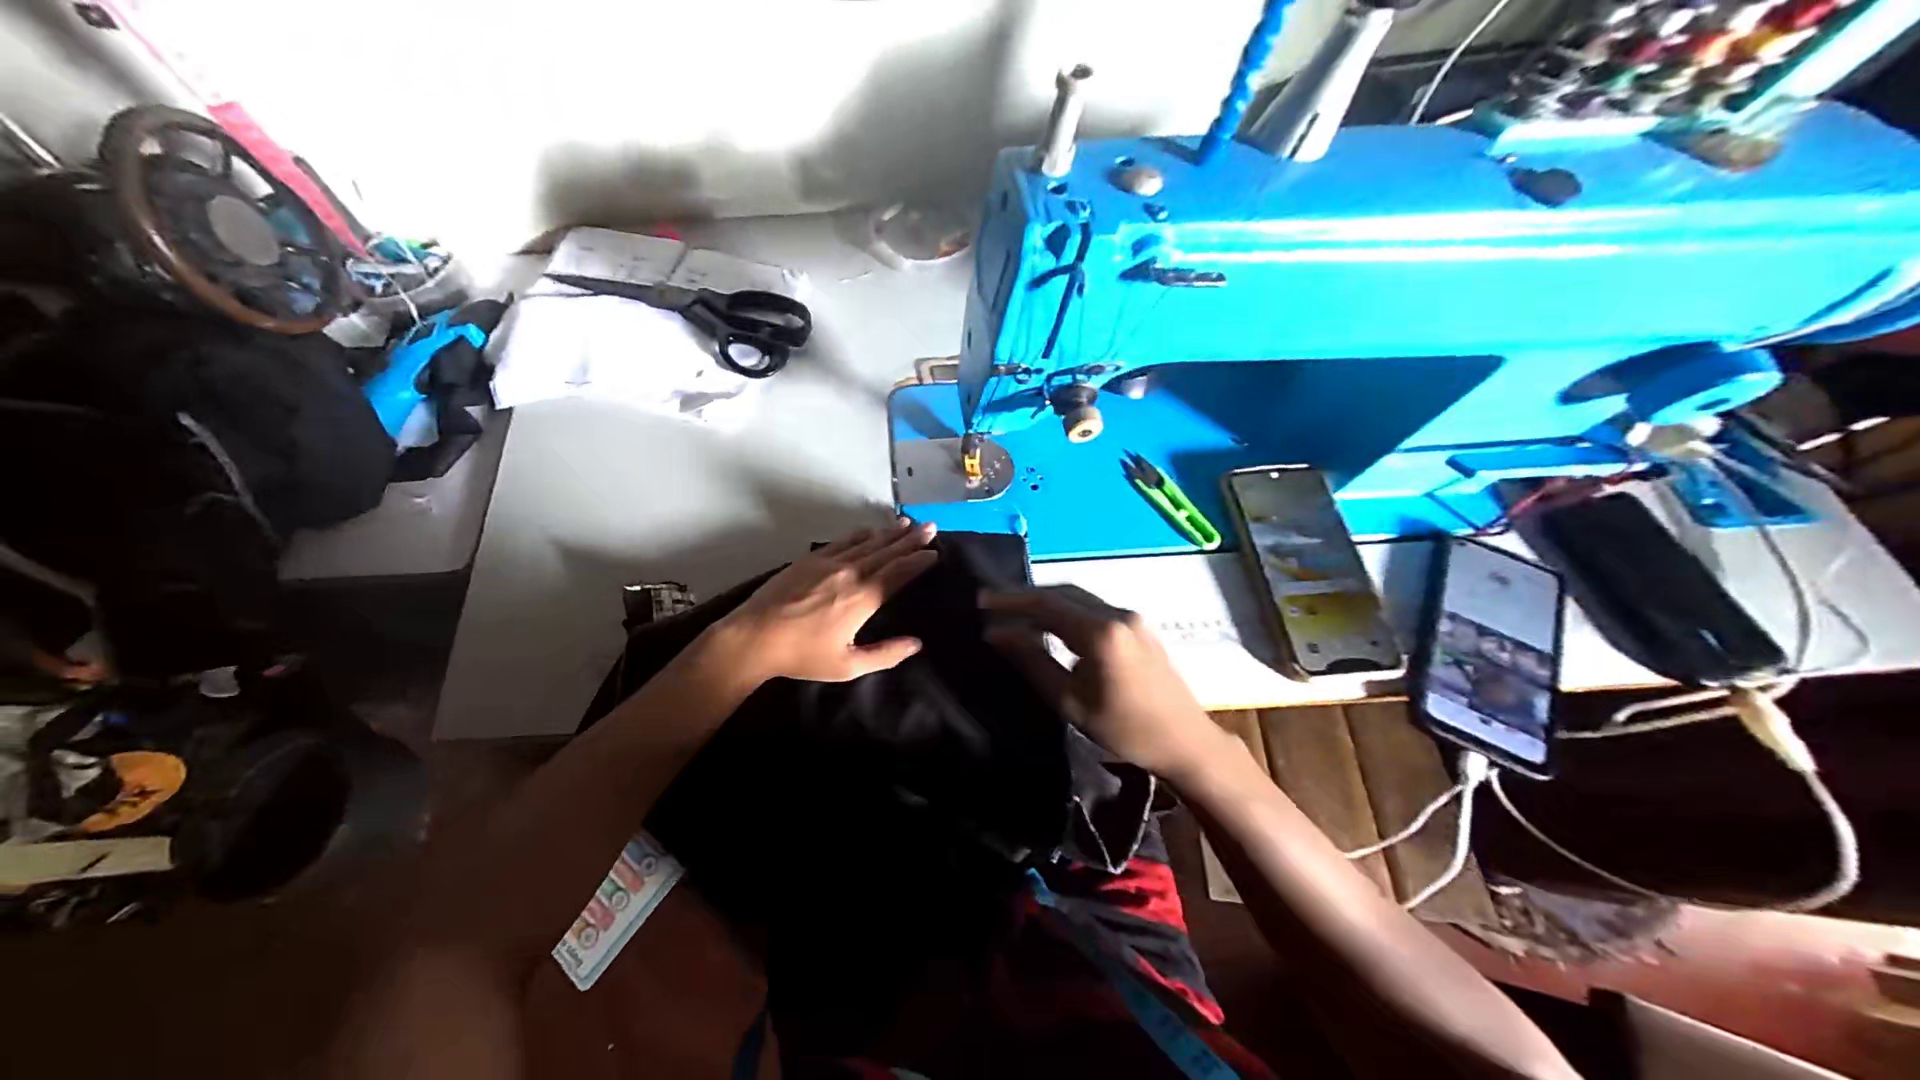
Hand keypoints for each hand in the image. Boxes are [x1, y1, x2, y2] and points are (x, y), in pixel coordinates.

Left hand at [715, 519, 938, 683]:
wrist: (754, 637)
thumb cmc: (802, 656)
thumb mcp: (848, 665)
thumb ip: (885, 654)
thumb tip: (916, 644)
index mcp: (863, 599)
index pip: (899, 573)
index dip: (919, 561)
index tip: (935, 552)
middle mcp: (850, 574)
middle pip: (887, 552)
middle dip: (911, 539)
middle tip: (931, 526)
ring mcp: (829, 563)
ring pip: (867, 543)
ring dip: (889, 533)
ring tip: (907, 522)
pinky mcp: (810, 560)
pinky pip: (842, 541)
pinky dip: (860, 534)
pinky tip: (869, 530)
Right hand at [982, 586, 1231, 783]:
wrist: (1185, 741)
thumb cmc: (1125, 730)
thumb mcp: (1070, 701)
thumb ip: (1032, 661)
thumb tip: (996, 634)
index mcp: (1101, 632)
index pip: (1047, 603)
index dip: (1010, 600)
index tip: (980, 601)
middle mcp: (1118, 613)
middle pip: (1063, 592)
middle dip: (1025, 597)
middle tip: (991, 604)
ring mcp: (1131, 616)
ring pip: (1079, 597)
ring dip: (1046, 602)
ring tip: (1013, 612)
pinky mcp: (1138, 625)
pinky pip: (1094, 608)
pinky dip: (1067, 610)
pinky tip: (1049, 623)